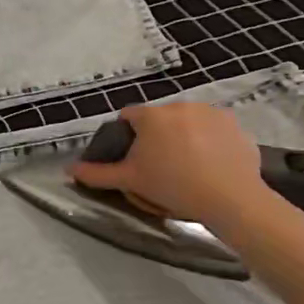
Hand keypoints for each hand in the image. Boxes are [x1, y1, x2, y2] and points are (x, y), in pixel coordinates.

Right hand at [68, 103, 267, 224]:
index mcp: (151, 116)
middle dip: (156, 136)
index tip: (132, 157)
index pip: (128, 116)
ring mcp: (210, 112)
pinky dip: (209, 141)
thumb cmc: (172, 186)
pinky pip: (213, 129)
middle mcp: (180, 105)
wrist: (229, 197)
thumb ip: (98, 174)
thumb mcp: (130, 181)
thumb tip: (69, 170)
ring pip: (187, 121)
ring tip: (187, 166)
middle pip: (159, 118)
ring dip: (183, 136)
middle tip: (159, 166)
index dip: (126, 135)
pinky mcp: (234, 123)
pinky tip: (211, 164)